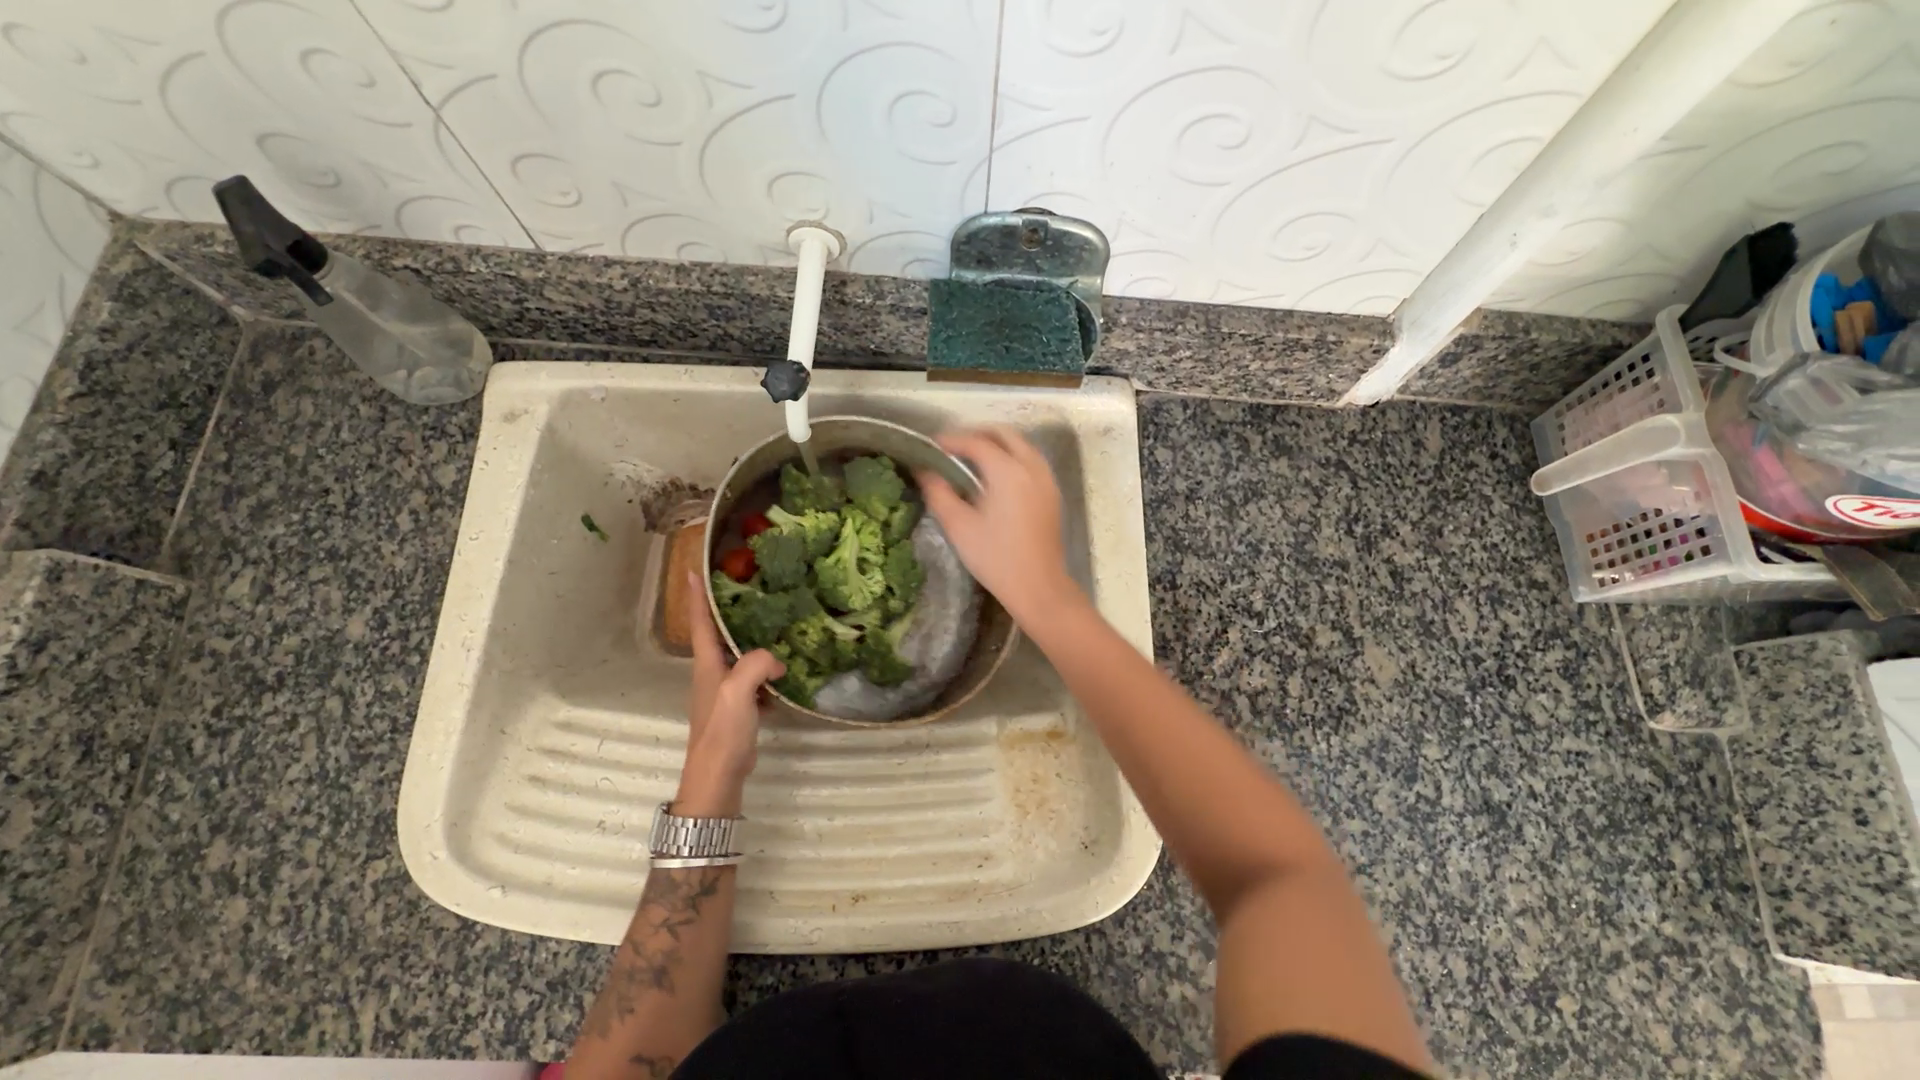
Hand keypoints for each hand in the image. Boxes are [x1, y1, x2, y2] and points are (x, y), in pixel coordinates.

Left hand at [679, 571, 783, 815]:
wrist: (718, 776)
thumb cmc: (722, 732)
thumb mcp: (738, 693)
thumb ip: (756, 665)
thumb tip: (777, 659)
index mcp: (707, 665)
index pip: (701, 622)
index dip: (697, 596)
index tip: (693, 569)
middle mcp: (712, 673)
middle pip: (717, 635)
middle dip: (725, 611)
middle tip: (744, 588)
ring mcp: (724, 692)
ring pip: (737, 656)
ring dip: (749, 639)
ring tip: (770, 622)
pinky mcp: (737, 708)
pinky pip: (752, 678)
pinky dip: (765, 669)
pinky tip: (784, 670)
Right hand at [918, 426, 1084, 626]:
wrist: (1038, 586)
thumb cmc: (995, 558)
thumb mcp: (958, 526)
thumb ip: (938, 492)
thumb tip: (923, 470)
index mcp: (1008, 471)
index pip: (976, 442)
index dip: (951, 441)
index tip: (931, 446)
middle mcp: (1031, 467)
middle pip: (1003, 434)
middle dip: (976, 435)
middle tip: (952, 448)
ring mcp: (1046, 479)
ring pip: (1021, 445)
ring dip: (996, 444)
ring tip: (971, 460)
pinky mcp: (1052, 493)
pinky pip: (1031, 461)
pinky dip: (1012, 457)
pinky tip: (995, 478)